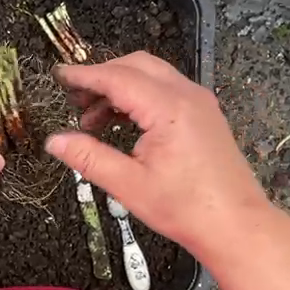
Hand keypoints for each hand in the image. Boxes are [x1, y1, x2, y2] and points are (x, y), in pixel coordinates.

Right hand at [44, 52, 271, 251]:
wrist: (235, 224)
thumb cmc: (185, 208)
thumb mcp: (128, 185)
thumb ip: (88, 158)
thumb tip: (54, 141)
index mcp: (168, 108)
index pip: (117, 78)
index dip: (84, 76)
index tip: (58, 76)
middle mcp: (187, 96)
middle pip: (136, 66)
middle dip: (101, 76)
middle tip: (72, 98)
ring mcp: (199, 103)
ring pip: (151, 76)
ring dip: (119, 87)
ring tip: (91, 118)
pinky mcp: (203, 115)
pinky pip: (165, 90)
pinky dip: (138, 97)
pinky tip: (120, 123)